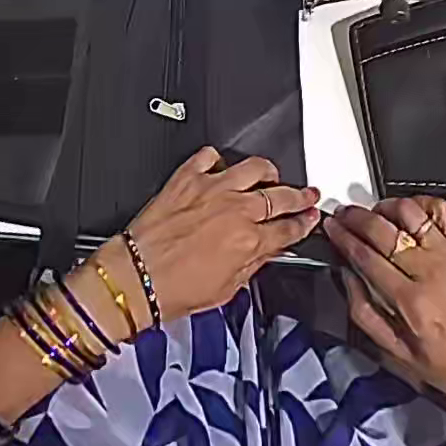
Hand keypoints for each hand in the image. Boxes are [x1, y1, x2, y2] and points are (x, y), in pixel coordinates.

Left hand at [114, 147, 320, 324]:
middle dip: (300, 196)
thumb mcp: (226, 290)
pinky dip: (218, 158)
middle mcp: (235, 210)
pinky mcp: (189, 178)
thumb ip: (253, 264)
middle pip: (280, 196)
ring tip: (271, 174)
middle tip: (308, 194)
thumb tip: (267, 250)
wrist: (135, 278)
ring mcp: (213, 189)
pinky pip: (210, 155)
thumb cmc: (173, 290)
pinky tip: (221, 164)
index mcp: (248, 242)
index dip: (304, 223)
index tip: (310, 218)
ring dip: (268, 171)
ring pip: (254, 167)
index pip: (288, 228)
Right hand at [323, 199, 445, 415]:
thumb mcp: (394, 352)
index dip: (343, 237)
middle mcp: (430, 273)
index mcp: (411, 303)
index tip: (333, 228)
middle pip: (382, 229)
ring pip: (409, 212)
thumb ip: (363, 311)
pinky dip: (420, 202)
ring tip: (373, 212)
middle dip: (355, 217)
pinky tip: (408, 210)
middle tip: (344, 215)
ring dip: (384, 205)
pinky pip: (440, 210)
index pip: (366, 256)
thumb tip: (347, 276)